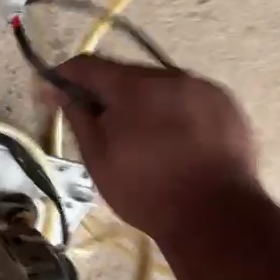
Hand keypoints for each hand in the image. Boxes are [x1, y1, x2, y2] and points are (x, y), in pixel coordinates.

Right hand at [51, 55, 261, 243]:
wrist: (214, 214)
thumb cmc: (143, 189)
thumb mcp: (97, 157)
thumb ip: (78, 117)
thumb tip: (59, 91)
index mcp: (134, 87)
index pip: (88, 65)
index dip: (64, 76)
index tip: (51, 93)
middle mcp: (171, 76)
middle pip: (126, 74)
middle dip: (105, 92)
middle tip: (95, 122)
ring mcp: (204, 89)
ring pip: (158, 85)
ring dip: (139, 101)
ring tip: (134, 134)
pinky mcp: (227, 105)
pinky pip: (186, 98)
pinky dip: (169, 110)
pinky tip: (168, 140)